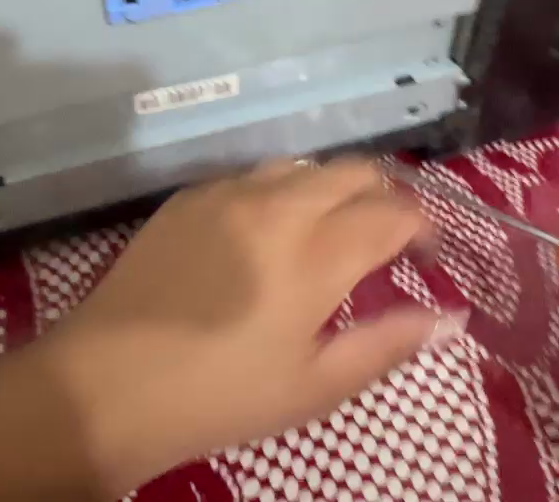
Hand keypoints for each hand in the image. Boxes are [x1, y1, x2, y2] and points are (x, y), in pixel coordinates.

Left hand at [32, 158, 459, 493]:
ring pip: (302, 164)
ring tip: (333, 227)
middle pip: (352, 170)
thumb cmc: (221, 394)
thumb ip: (388, 344)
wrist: (109, 380)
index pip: (391, 212)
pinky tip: (271, 227)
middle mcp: (277, 204)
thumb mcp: (314, 385)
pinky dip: (282, 189)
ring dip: (332, 186)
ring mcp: (228, 192)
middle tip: (388, 237)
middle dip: (384, 194)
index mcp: (315, 252)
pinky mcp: (190, 195)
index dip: (421, 224)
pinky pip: (252, 174)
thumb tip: (449, 317)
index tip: (428, 251)